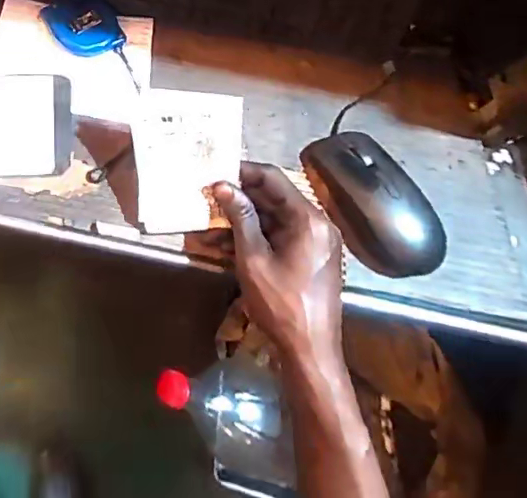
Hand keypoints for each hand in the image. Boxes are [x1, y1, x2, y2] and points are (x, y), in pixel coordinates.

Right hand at [212, 163, 345, 364]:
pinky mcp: (310, 257)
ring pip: (273, 218)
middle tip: (209, 198)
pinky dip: (256, 238)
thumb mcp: (253, 259)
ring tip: (209, 225)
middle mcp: (317, 224)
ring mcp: (315, 241)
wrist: (310, 354)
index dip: (243, 172)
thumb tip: (222, 185)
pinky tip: (226, 244)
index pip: (273, 178)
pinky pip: (280, 236)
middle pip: (274, 197)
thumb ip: (240, 217)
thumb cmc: (281, 306)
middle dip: (239, 198)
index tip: (216, 172)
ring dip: (243, 220)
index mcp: (309, 219)